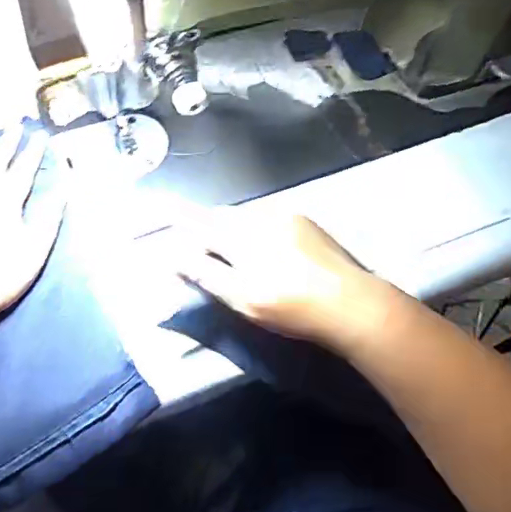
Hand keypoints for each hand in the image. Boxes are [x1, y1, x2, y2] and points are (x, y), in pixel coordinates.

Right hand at [174, 209, 401, 351]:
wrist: (349, 301)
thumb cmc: (290, 306)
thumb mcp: (242, 297)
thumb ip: (206, 273)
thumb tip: (174, 256)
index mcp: (240, 236)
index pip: (199, 221)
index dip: (178, 215)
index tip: (161, 205)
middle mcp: (261, 217)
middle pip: (223, 216)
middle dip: (206, 223)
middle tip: (196, 237)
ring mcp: (286, 216)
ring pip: (247, 215)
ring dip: (233, 226)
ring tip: (232, 246)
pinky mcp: (305, 222)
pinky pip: (269, 217)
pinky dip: (257, 227)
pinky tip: (265, 246)